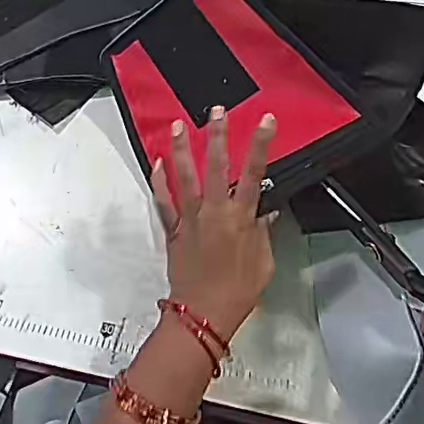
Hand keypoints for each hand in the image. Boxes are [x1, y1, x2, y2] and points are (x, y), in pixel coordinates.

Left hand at [149, 107, 277, 339]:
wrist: (204, 312)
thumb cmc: (238, 291)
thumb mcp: (264, 262)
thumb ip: (264, 233)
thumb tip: (267, 213)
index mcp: (241, 218)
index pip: (254, 173)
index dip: (260, 144)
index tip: (264, 121)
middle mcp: (215, 212)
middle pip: (216, 166)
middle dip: (218, 135)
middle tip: (217, 111)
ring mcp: (191, 218)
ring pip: (185, 176)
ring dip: (182, 149)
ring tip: (179, 125)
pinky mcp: (174, 229)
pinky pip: (164, 201)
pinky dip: (159, 181)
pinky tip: (157, 162)